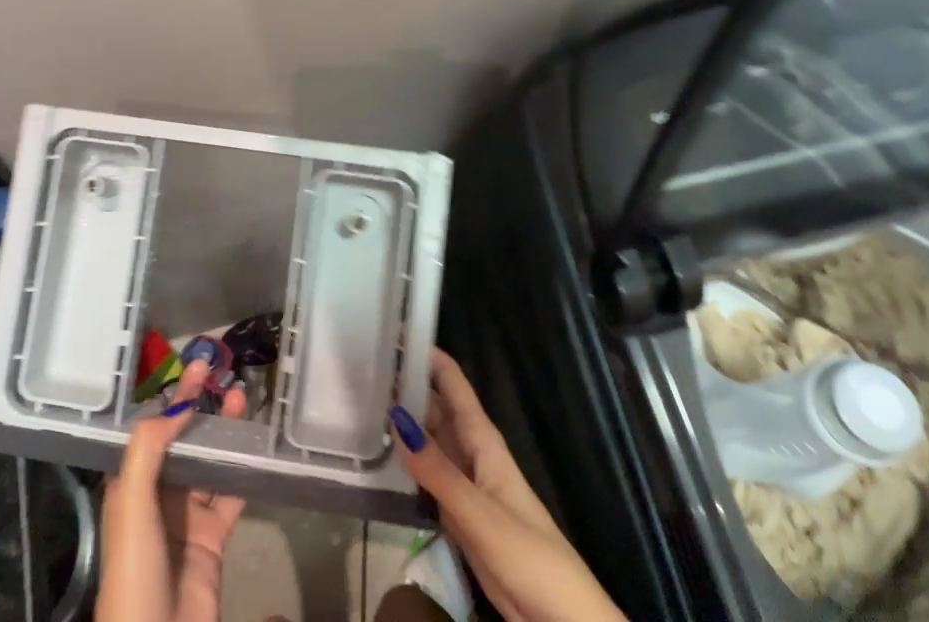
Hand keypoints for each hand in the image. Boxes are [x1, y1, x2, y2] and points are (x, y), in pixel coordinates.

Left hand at [97, 359, 250, 621]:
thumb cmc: (136, 568)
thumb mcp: (132, 506)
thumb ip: (147, 453)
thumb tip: (174, 408)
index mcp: (128, 486)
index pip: (150, 432)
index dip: (171, 399)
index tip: (196, 368)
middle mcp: (156, 497)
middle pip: (182, 443)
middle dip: (200, 409)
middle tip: (222, 374)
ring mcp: (185, 518)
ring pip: (209, 465)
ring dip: (225, 435)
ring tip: (243, 400)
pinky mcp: (212, 539)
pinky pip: (231, 497)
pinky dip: (245, 474)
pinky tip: (259, 451)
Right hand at [389, 349, 628, 621]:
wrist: (557, 615)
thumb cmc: (530, 556)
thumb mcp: (480, 512)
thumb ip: (439, 472)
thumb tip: (398, 419)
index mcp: (488, 449)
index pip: (459, 394)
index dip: (436, 364)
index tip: (406, 334)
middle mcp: (476, 461)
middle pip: (443, 415)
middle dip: (414, 389)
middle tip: (374, 365)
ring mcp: (468, 491)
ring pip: (434, 446)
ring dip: (408, 425)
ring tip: (370, 401)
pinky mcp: (460, 519)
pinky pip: (430, 480)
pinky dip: (409, 465)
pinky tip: (386, 459)